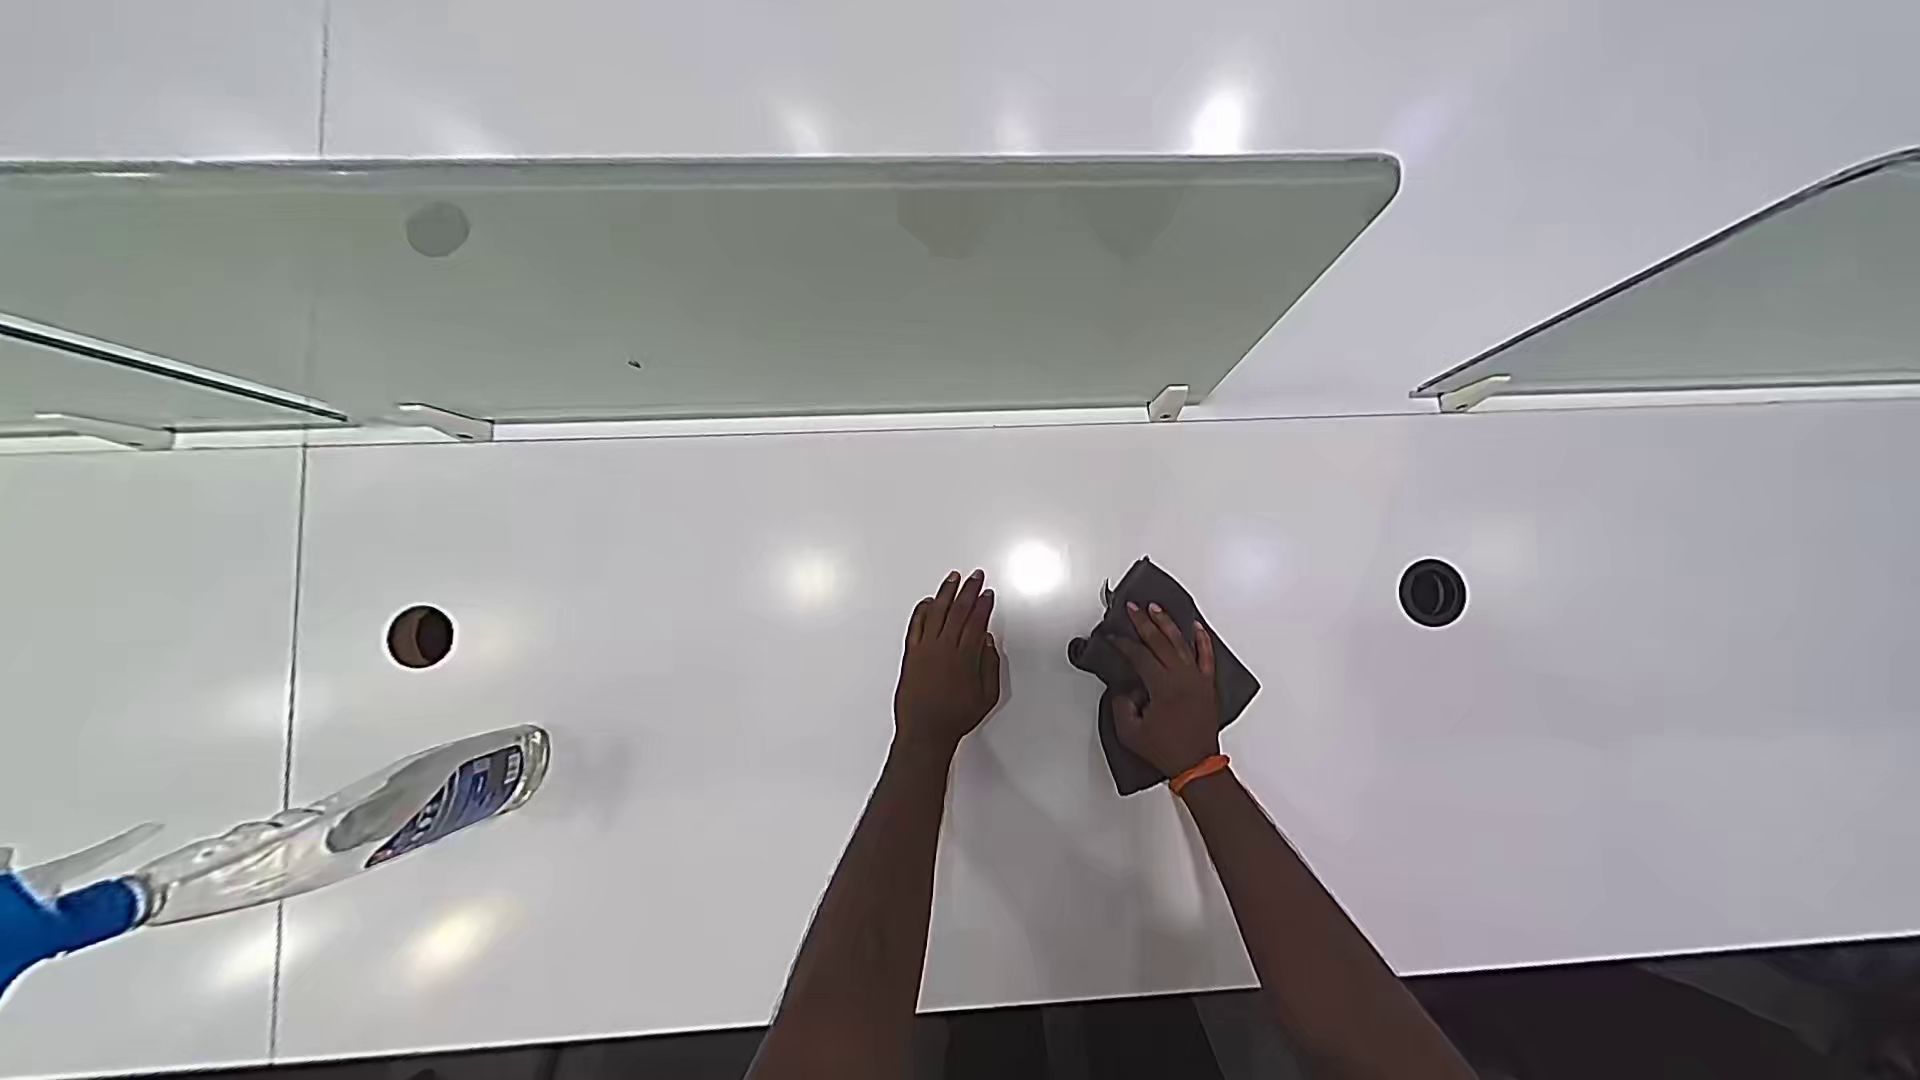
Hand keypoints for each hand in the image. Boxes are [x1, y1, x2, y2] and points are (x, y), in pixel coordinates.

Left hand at [893, 570, 1001, 758]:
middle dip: (969, 590)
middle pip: (959, 610)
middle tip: (975, 577)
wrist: (924, 731)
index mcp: (965, 657)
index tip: (988, 593)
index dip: (984, 604)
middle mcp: (944, 648)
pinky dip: (923, 610)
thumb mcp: (987, 696)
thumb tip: (988, 643)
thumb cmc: (954, 717)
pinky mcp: (911, 654)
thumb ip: (990, 666)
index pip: (977, 620)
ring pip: (937, 611)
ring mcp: (925, 649)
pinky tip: (929, 601)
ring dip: (947, 592)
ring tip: (953, 578)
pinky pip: (916, 625)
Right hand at [1110, 602, 1220, 777]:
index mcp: (1163, 687)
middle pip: (1160, 641)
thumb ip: (1122, 704)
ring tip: (1156, 608)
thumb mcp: (1130, 732)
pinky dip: (1202, 639)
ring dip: (1167, 623)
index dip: (1124, 644)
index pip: (1140, 655)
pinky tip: (1195, 627)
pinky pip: (1206, 655)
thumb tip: (1126, 687)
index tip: (1113, 638)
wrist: (1197, 764)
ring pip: (1181, 642)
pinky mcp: (1207, 684)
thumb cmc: (1166, 750)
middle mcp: (1182, 678)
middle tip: (1132, 608)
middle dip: (1143, 622)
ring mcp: (1197, 679)